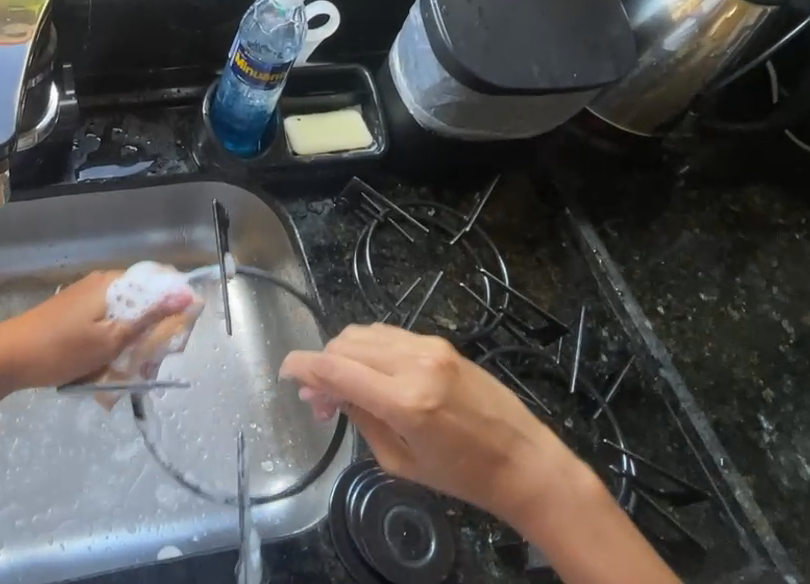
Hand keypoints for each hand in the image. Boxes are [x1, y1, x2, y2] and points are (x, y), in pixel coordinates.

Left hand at [0, 270, 194, 390]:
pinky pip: (106, 327)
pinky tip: (104, 373)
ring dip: (130, 348)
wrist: (9, 357)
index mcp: (114, 284)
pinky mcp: (77, 313)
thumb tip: (186, 295)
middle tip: (145, 369)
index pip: (160, 283)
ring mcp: (88, 298)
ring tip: (121, 378)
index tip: (176, 341)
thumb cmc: (62, 349)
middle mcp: (103, 283)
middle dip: (151, 337)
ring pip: (125, 320)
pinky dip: (111, 348)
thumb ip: (150, 318)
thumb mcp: (111, 339)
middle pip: (144, 304)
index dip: (175, 309)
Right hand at [280, 324, 594, 530]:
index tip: (284, 373)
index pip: (334, 369)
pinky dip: (367, 347)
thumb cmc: (463, 477)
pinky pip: (386, 333)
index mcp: (404, 401)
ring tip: (343, 387)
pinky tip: (370, 373)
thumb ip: (359, 418)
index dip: (301, 366)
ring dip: (342, 354)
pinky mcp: (439, 342)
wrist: (526, 462)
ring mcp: (428, 347)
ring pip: (362, 333)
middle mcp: (414, 364)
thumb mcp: (400, 461)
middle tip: (319, 400)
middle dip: (321, 367)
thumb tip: (323, 393)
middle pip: (343, 345)